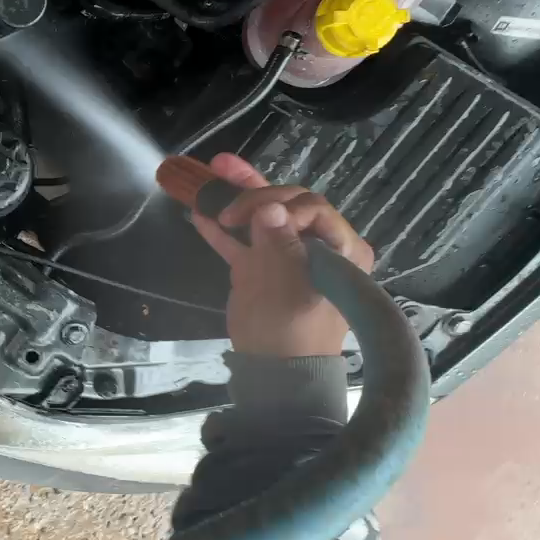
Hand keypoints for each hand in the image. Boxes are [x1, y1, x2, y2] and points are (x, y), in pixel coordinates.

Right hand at [189, 153, 373, 359]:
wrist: (274, 370)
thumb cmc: (290, 333)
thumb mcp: (288, 292)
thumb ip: (280, 248)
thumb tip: (271, 209)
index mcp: (341, 251)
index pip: (313, 208)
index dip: (279, 204)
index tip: (246, 216)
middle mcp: (317, 246)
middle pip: (286, 204)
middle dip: (254, 190)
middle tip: (222, 188)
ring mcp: (286, 255)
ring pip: (262, 216)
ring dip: (236, 195)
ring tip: (213, 169)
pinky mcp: (259, 266)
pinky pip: (240, 240)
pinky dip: (221, 228)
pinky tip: (198, 211)